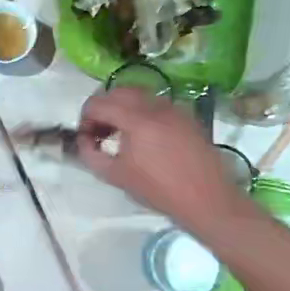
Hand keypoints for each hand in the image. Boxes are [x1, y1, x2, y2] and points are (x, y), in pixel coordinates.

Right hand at [78, 87, 251, 224]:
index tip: (85, 136)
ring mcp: (173, 108)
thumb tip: (83, 140)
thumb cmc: (158, 190)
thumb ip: (91, 155)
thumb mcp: (116, 176)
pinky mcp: (186, 116)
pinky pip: (156, 104)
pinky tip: (144, 136)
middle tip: (99, 131)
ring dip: (122, 107)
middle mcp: (154, 106)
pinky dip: (142, 111)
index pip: (98, 103)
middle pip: (118, 92)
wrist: (206, 199)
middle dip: (103, 108)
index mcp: (135, 119)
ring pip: (139, 94)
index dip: (85, 118)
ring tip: (120, 133)